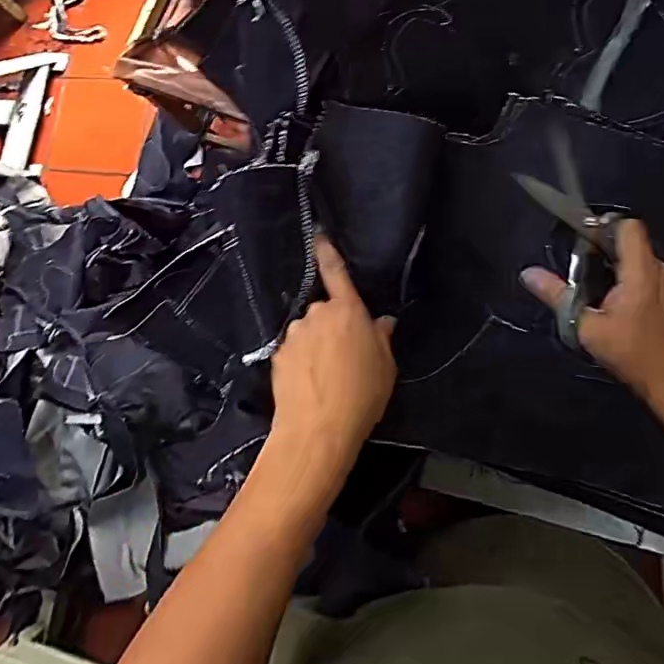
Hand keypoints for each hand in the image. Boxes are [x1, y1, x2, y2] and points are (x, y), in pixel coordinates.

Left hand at [269, 236, 396, 469]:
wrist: (318, 430)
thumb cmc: (362, 395)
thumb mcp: (386, 367)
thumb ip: (382, 338)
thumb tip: (381, 323)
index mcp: (348, 311)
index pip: (335, 272)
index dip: (327, 251)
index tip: (318, 234)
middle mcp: (317, 315)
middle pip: (325, 312)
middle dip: (332, 327)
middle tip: (346, 356)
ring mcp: (294, 336)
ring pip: (308, 333)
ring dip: (315, 346)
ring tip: (327, 377)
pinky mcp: (277, 357)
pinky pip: (294, 353)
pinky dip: (301, 364)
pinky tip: (310, 385)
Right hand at [522, 219, 663, 405]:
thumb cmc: (632, 356)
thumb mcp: (587, 328)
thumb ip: (557, 296)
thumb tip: (529, 274)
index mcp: (642, 273)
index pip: (628, 227)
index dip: (603, 227)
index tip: (583, 242)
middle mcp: (663, 271)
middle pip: (633, 244)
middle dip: (607, 253)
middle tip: (584, 274)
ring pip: (643, 262)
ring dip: (622, 270)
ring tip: (601, 295)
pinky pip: (654, 278)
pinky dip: (636, 284)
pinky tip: (623, 310)